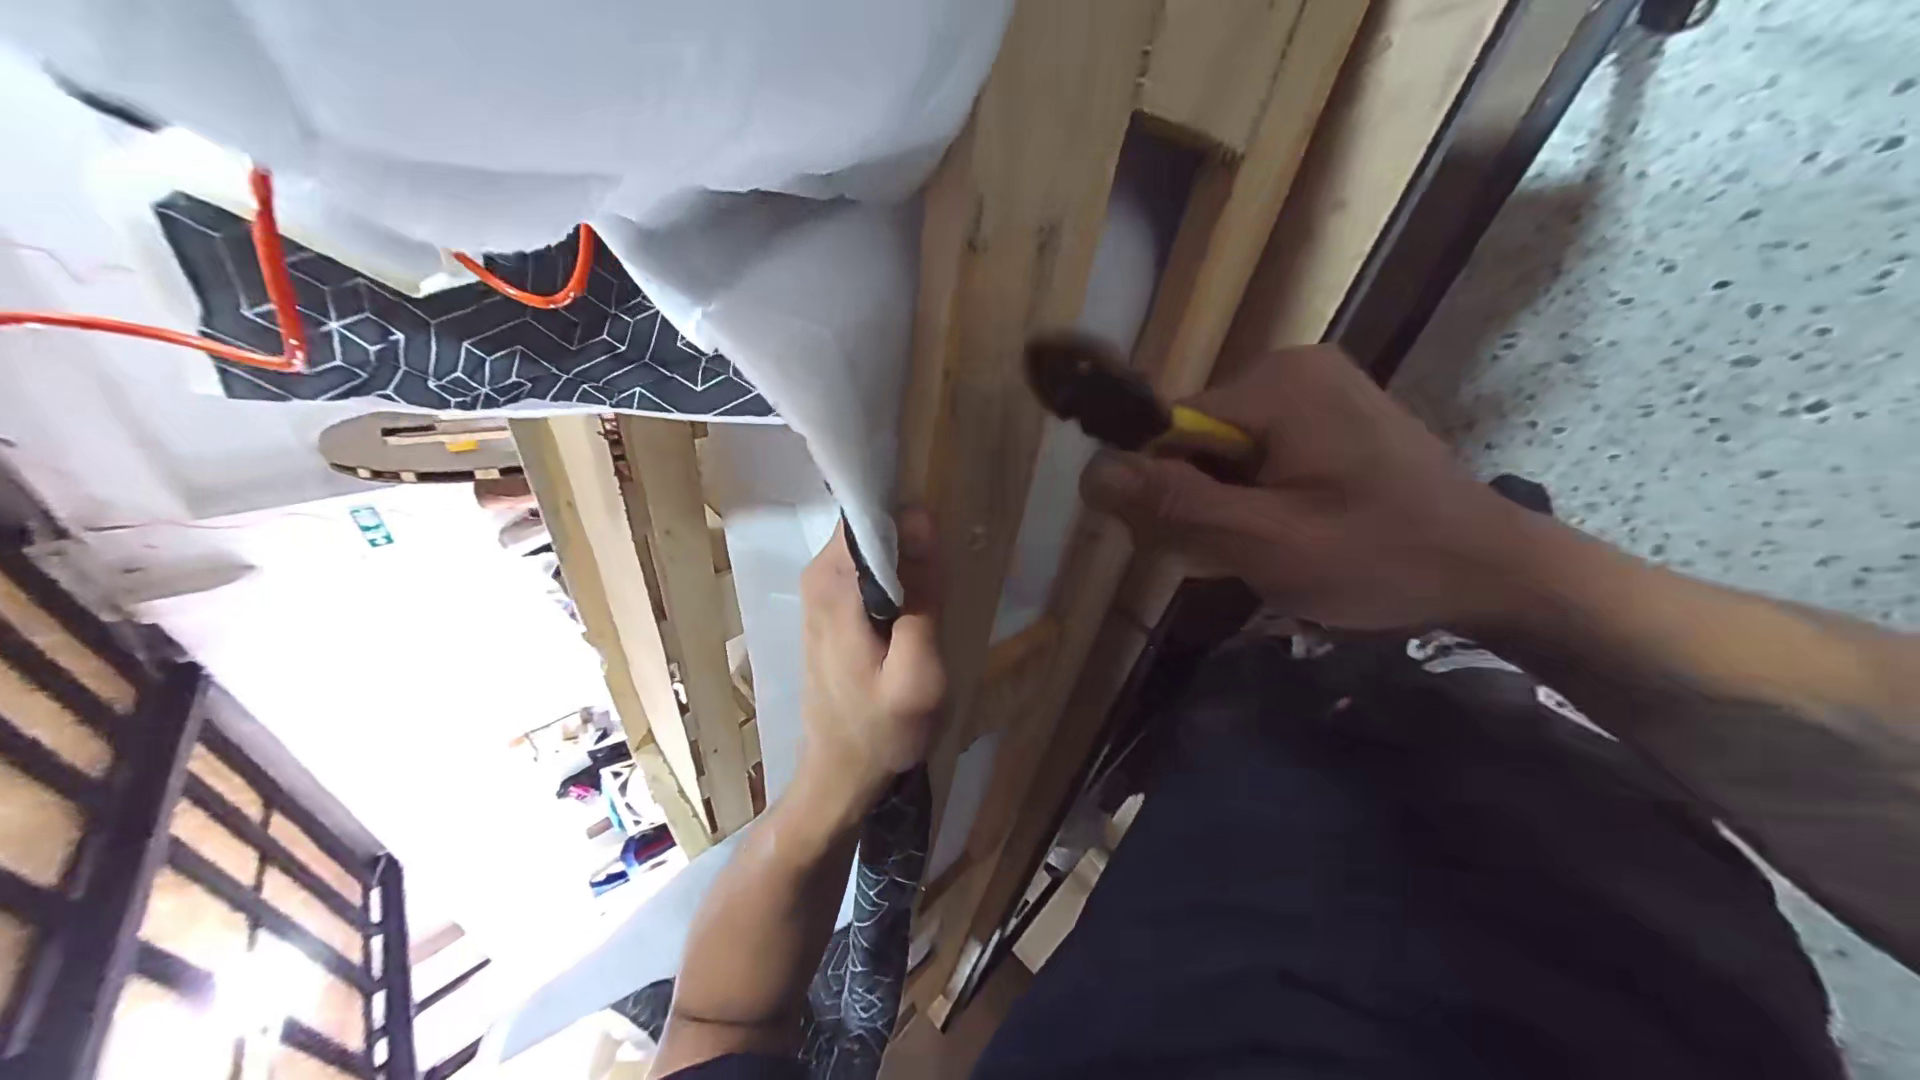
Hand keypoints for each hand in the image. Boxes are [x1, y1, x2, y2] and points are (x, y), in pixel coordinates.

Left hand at [796, 510, 945, 808]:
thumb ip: (922, 598)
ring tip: (934, 590)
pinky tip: (913, 605)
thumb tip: (922, 519)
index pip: (868, 515)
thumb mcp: (918, 674)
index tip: (942, 536)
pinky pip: (865, 569)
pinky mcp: (827, 607)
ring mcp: (819, 592)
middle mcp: (818, 577)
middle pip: (869, 528)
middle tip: (944, 573)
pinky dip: (894, 577)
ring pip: (869, 549)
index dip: (909, 516)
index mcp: (834, 585)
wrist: (839, 774)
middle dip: (910, 539)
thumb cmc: (881, 730)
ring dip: (905, 560)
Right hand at [1081, 345, 1559, 630]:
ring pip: (1218, 457)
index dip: (1164, 491)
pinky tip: (1279, 534)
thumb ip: (1176, 505)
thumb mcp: (1267, 542)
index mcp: (1276, 385)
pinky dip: (1250, 501)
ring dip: (1222, 510)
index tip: (1189, 543)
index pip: (1167, 430)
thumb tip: (1090, 473)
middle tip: (1232, 557)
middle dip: (1196, 505)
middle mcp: (1289, 371)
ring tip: (1264, 552)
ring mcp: (1311, 393)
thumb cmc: (1381, 558)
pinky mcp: (1325, 418)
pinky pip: (1252, 458)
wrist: (1493, 572)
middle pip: (1192, 443)